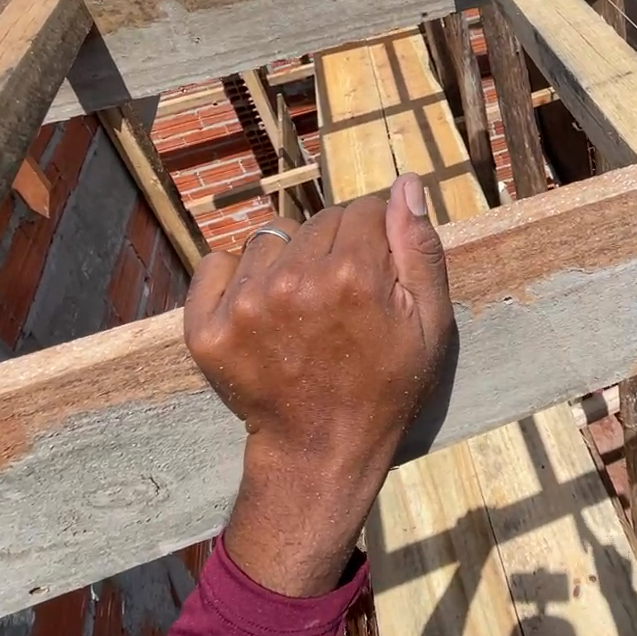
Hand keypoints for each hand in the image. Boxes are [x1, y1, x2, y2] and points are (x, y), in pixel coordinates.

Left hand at [184, 174, 453, 596]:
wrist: (322, 450)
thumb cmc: (387, 385)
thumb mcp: (430, 323)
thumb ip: (419, 248)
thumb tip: (406, 184)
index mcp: (355, 275)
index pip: (365, 207)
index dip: (379, 232)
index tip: (380, 265)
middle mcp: (296, 279)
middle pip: (321, 219)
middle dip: (339, 243)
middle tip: (345, 290)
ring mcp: (245, 303)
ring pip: (273, 236)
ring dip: (292, 256)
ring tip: (304, 301)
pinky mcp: (206, 326)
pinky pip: (219, 261)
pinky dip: (240, 274)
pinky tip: (263, 307)